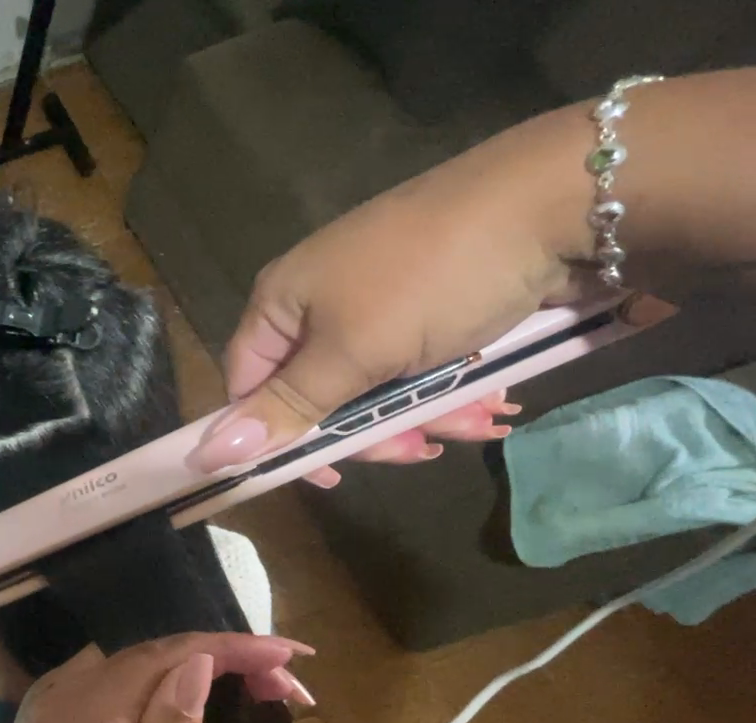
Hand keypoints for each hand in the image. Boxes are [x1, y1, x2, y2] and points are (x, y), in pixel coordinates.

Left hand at [0, 633, 312, 722]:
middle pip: (153, 653)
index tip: (292, 656)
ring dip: (194, 663)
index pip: (165, 657)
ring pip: (136, 659)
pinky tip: (193, 692)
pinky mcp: (56, 702)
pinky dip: (161, 676)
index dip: (231, 648)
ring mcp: (55, 691)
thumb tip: (199, 668)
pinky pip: (116, 673)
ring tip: (253, 684)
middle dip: (223, 656)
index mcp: (85, 712)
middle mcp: (65, 687)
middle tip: (286, 684)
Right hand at [192, 109, 598, 483]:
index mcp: (280, 303)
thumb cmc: (432, 277)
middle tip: (415, 450)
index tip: (321, 472)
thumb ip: (284, 408)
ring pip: (374, 383)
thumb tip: (209, 456)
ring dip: (421, 414)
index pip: (247, 384)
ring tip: (477, 422)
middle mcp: (318, 301)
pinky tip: (490, 400)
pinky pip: (420, 362)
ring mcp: (378, 298)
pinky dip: (450, 388)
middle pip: (315, 392)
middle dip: (366, 428)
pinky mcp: (433, 299)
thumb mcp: (352, 354)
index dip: (272, 433)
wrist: (566, 196)